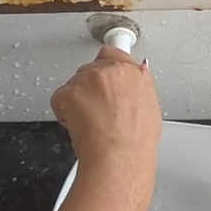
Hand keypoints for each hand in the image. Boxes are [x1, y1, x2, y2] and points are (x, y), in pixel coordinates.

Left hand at [49, 46, 161, 160]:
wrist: (119, 155)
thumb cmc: (136, 142)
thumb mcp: (151, 110)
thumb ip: (140, 90)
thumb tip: (135, 87)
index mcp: (134, 73)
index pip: (113, 54)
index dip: (105, 67)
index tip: (103, 77)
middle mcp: (111, 70)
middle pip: (90, 69)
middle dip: (89, 87)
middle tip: (96, 110)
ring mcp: (89, 79)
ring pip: (74, 84)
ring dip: (77, 100)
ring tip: (91, 123)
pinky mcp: (70, 91)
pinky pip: (59, 99)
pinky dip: (64, 113)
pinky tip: (79, 127)